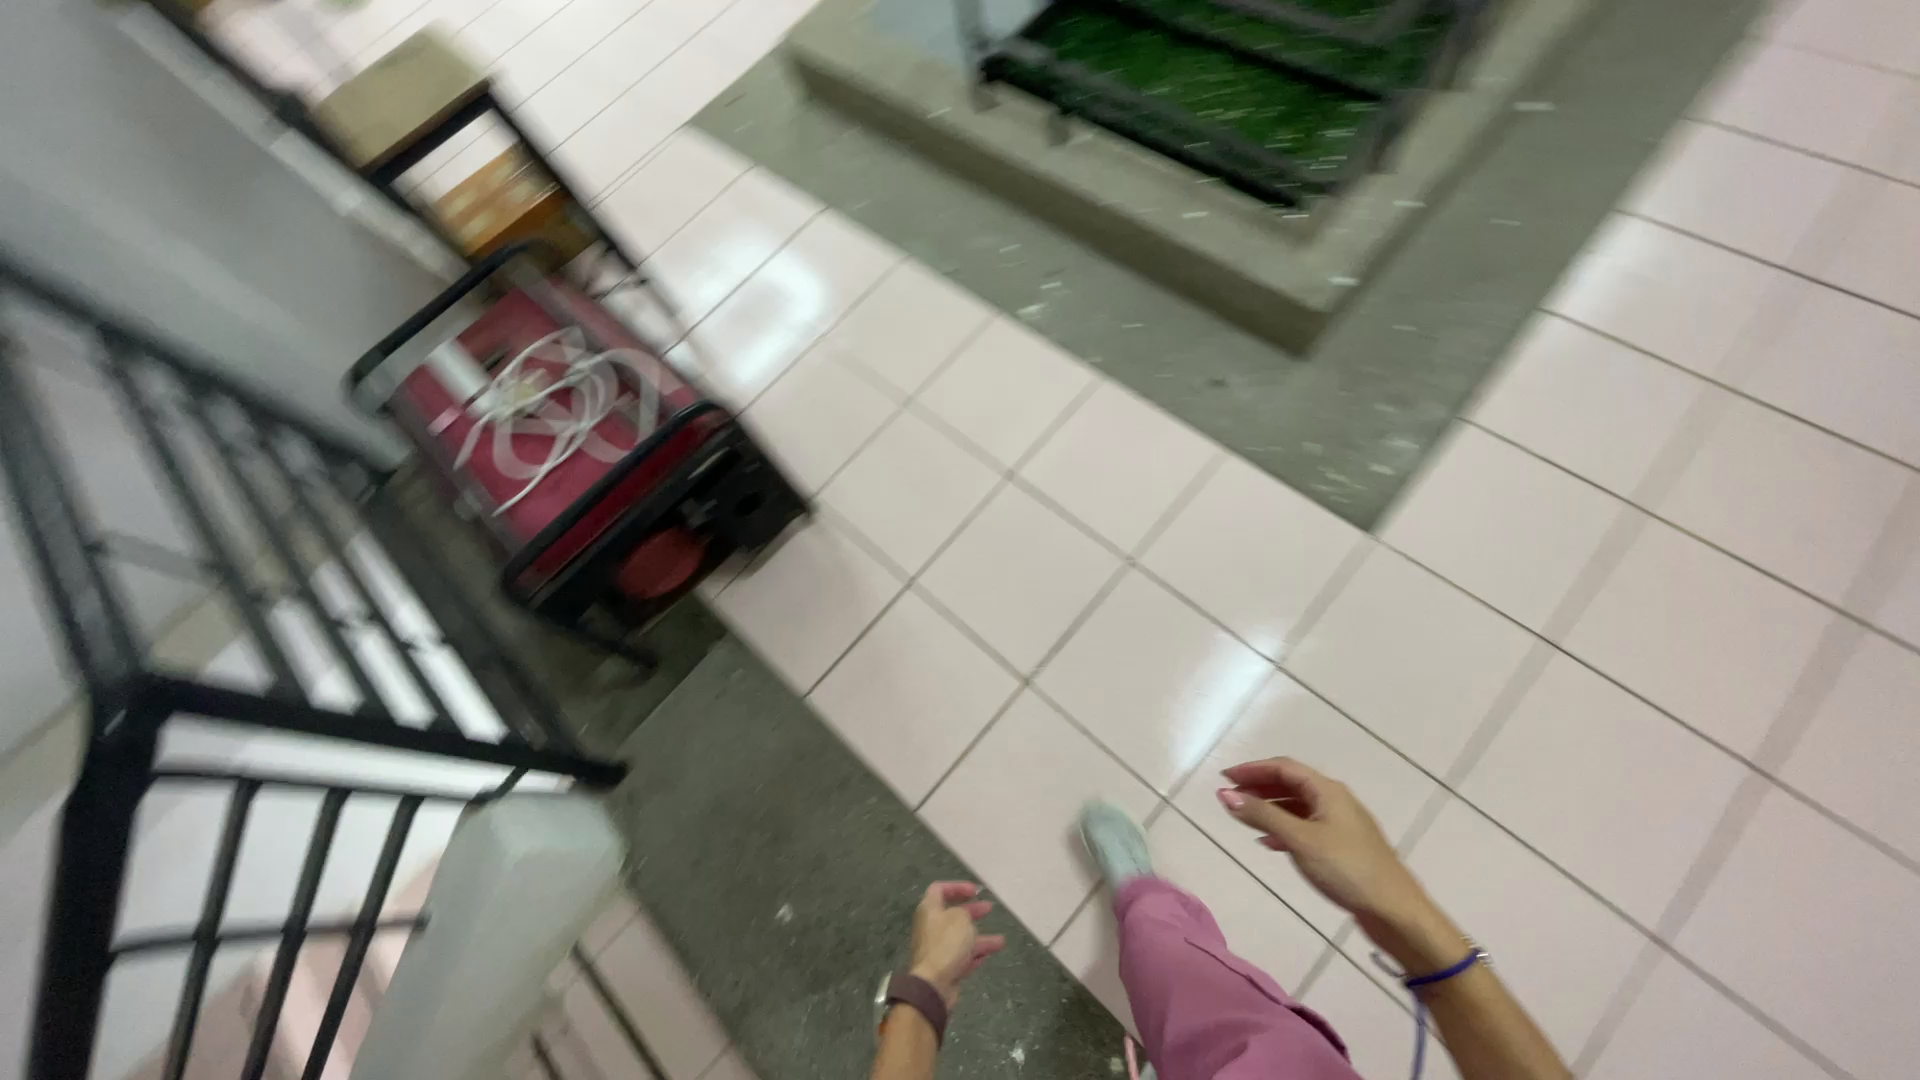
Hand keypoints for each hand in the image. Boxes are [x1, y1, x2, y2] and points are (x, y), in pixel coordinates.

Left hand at [909, 882, 1006, 1006]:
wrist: (934, 984)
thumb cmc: (946, 944)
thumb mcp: (961, 918)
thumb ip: (965, 912)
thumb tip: (964, 917)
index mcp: (930, 909)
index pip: (939, 889)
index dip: (957, 887)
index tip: (975, 891)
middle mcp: (931, 927)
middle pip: (952, 914)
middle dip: (972, 911)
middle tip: (989, 909)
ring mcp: (937, 949)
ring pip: (960, 938)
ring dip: (980, 937)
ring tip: (1001, 941)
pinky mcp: (943, 968)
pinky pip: (960, 957)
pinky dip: (974, 954)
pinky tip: (987, 955)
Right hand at [1216, 758, 1451, 965]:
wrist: (1396, 913)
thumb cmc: (1347, 869)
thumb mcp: (1300, 840)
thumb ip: (1262, 815)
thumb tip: (1225, 794)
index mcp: (1328, 791)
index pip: (1283, 767)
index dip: (1252, 769)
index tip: (1224, 777)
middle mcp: (1335, 800)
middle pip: (1290, 784)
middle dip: (1258, 787)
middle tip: (1230, 797)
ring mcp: (1340, 824)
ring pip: (1297, 806)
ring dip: (1269, 808)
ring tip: (1244, 818)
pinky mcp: (1342, 847)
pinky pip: (1305, 826)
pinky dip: (1283, 829)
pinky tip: (1269, 843)